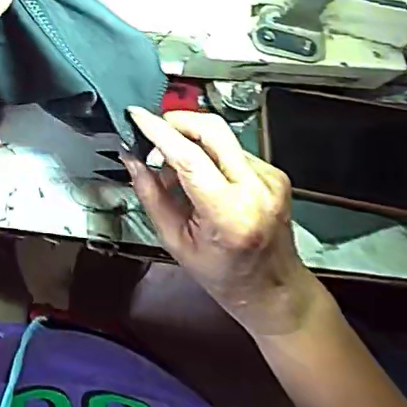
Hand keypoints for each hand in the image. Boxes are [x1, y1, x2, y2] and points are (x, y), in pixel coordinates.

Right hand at [124, 107, 324, 336]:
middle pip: (212, 129)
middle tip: (152, 132)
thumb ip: (150, 194)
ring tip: (173, 168)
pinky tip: (199, 178)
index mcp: (229, 214)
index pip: (189, 156)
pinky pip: (231, 148)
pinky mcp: (273, 173)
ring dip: (190, 140)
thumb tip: (131, 157)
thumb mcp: (174, 240)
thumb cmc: (224, 274)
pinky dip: (208, 154)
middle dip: (176, 121)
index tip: (136, 116)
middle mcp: (255, 190)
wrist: (275, 290)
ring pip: (220, 136)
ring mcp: (269, 179)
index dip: (159, 131)